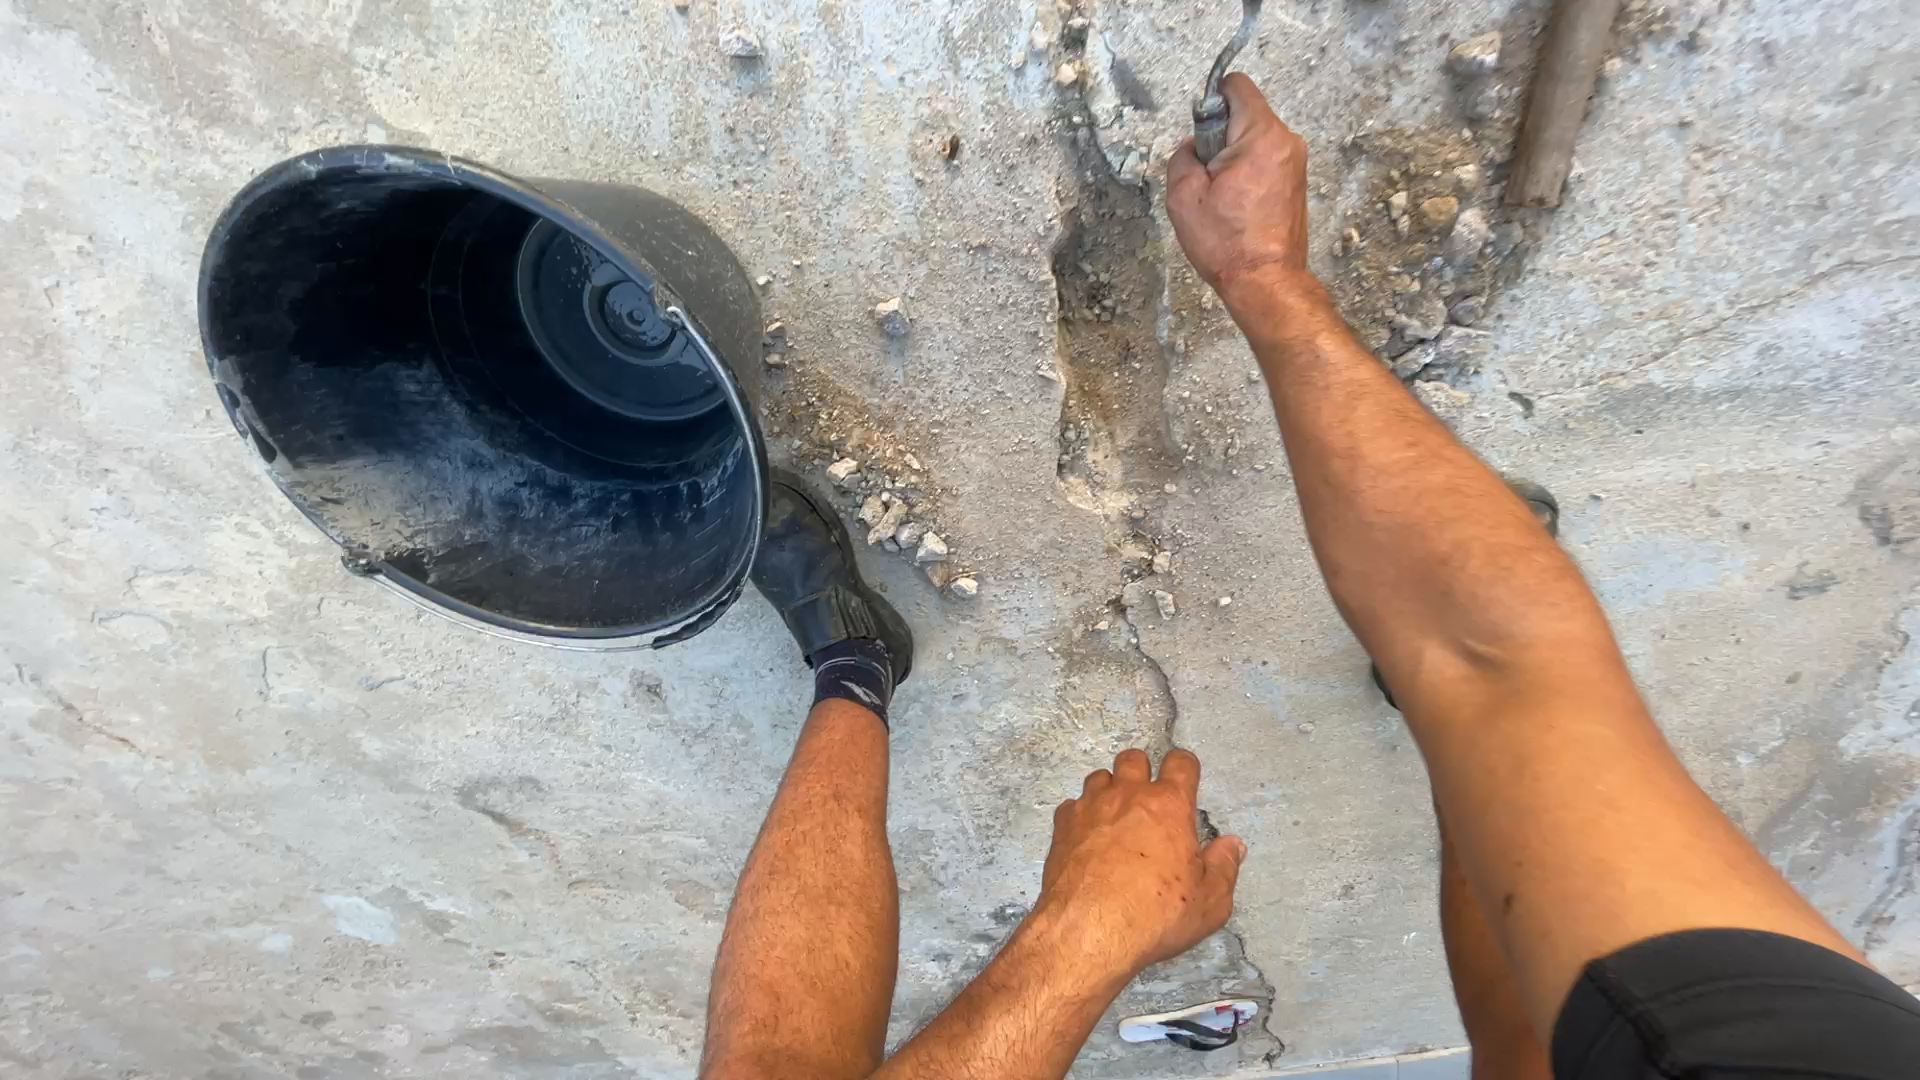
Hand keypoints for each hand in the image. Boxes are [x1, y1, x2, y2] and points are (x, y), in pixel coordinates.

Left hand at [1036, 748, 1246, 975]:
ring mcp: (1091, 805)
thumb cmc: (1155, 915)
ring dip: (1110, 790)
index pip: (1180, 763)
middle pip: (1133, 758)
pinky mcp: (1063, 823)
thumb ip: (1223, 868)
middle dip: (1142, 771)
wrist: (1089, 928)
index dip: (1185, 767)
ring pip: (1100, 776)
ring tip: (1116, 817)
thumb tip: (1233, 844)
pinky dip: (1081, 815)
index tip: (1185, 779)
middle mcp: (1128, 794)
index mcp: (1168, 805)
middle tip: (1147, 799)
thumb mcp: (1209, 902)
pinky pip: (1073, 804)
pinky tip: (1087, 838)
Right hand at [1167, 73, 1312, 298]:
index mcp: (1261, 135)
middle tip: (1208, 184)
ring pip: (1252, 143)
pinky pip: (1264, 163)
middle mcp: (1286, 140)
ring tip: (1222, 202)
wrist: (1264, 281)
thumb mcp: (1183, 198)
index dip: (1209, 104)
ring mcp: (1295, 161)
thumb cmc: (1225, 243)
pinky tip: (1236, 209)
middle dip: (1218, 143)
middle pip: (1243, 117)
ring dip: (1231, 163)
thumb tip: (1193, 148)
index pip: (1235, 86)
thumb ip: (1182, 157)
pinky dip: (1246, 177)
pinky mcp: (1295, 181)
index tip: (1200, 141)